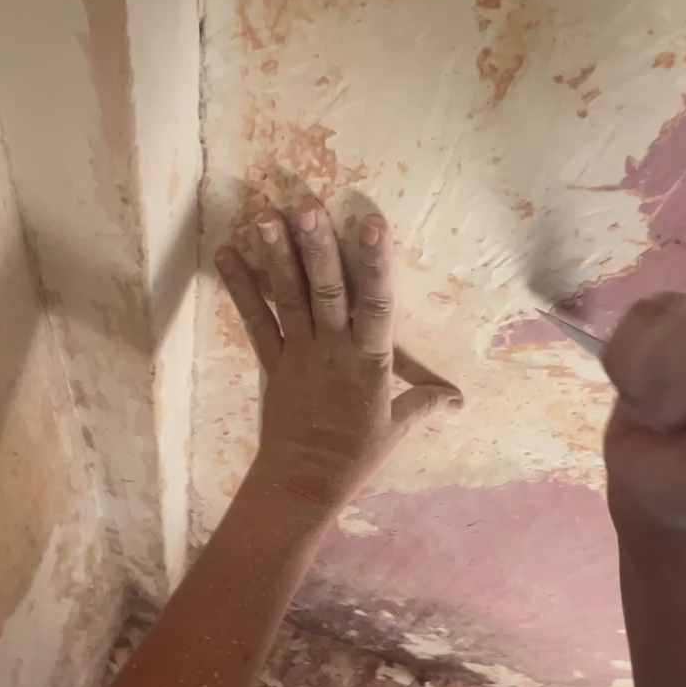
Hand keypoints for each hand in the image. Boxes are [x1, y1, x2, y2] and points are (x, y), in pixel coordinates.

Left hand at [215, 198, 461, 510]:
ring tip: (265, 215)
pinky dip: (239, 289)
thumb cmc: (355, 456)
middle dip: (318, 247)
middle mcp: (333, 350)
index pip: (378, 306)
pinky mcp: (271, 364)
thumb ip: (425, 402)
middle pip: (326, 292)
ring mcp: (298, 354)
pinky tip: (225, 254)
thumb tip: (459, 400)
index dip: (376, 264)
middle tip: (306, 204)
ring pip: (288, 300)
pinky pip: (255, 322)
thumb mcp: (396, 428)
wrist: (303, 482)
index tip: (372, 224)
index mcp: (369, 362)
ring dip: (277, 257)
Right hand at [601, 292, 685, 530]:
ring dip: (638, 369)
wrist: (649, 484)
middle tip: (658, 419)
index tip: (674, 424)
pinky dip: (624, 356)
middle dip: (657, 375)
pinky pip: (644, 312)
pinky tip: (641, 387)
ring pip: (667, 313)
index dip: (685, 378)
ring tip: (651, 408)